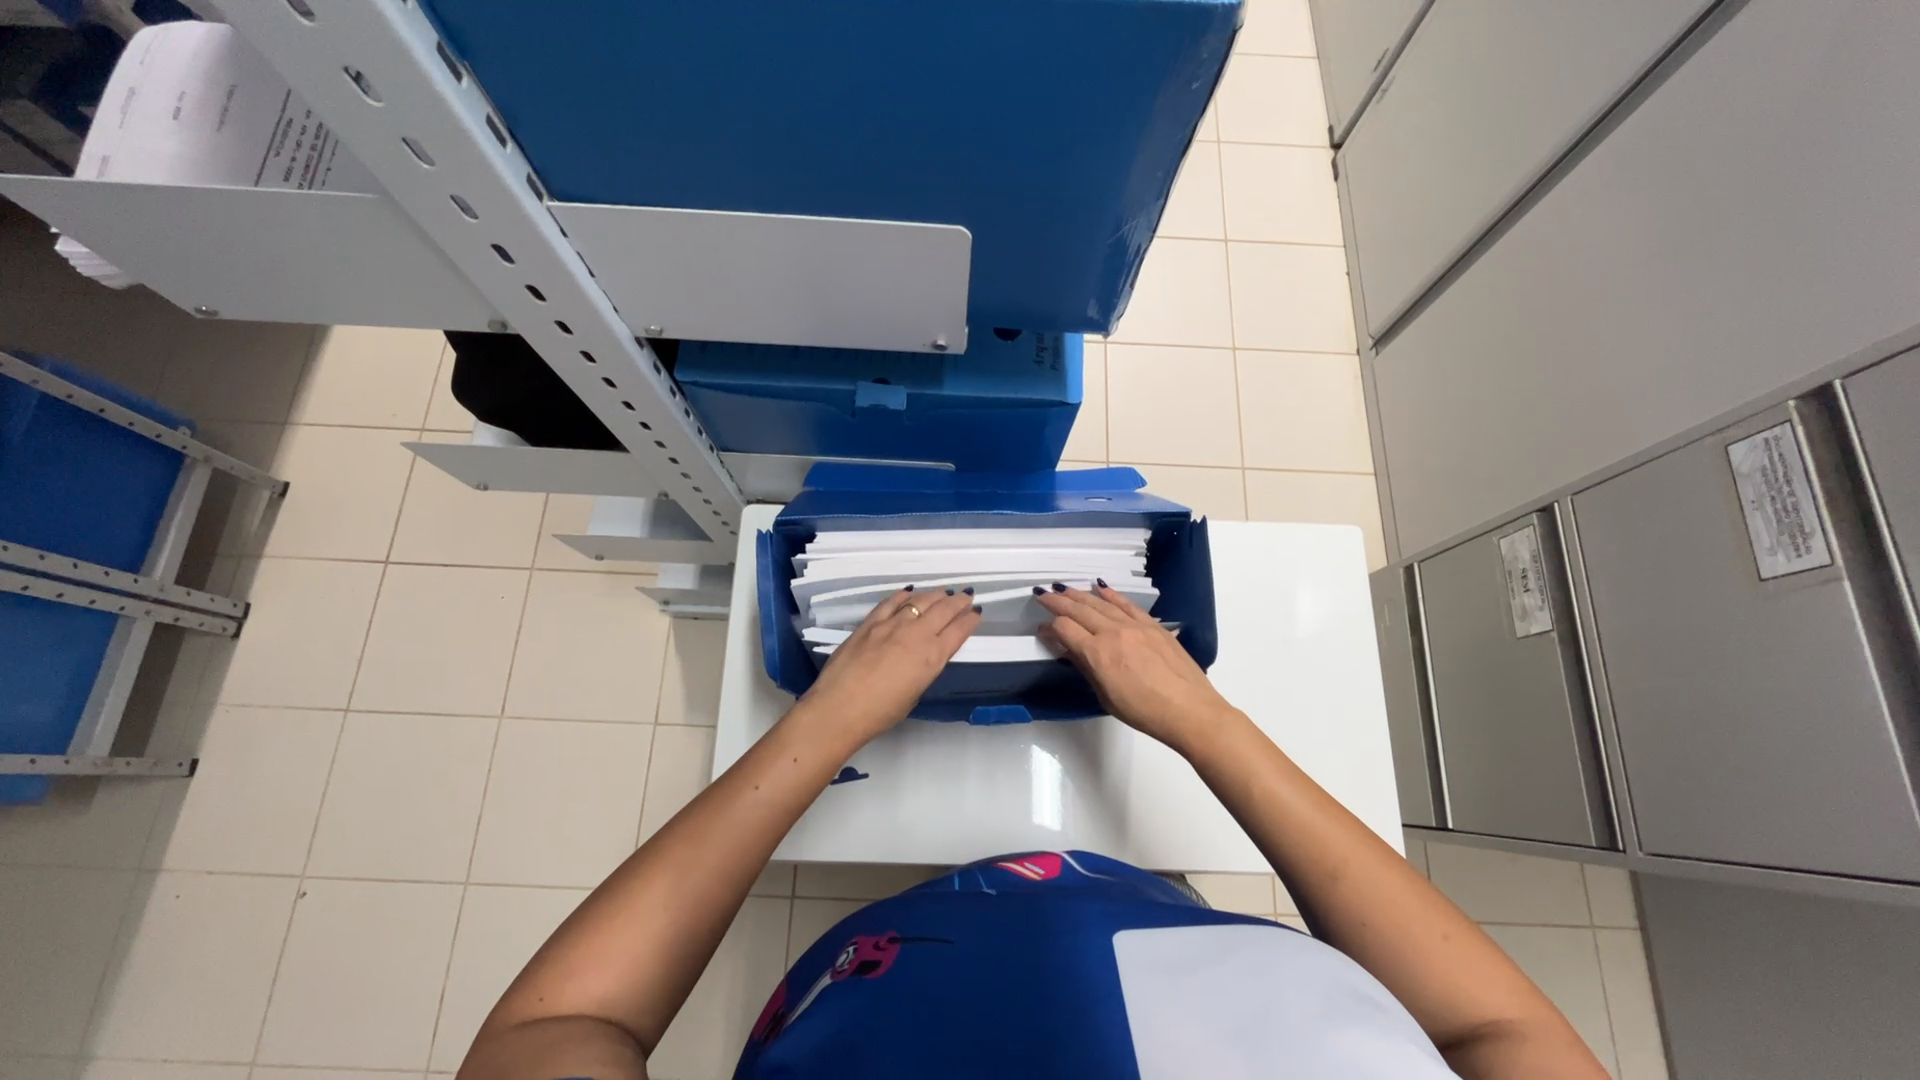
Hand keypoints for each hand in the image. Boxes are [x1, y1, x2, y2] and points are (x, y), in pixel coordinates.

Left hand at [794, 587, 981, 745]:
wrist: (840, 709)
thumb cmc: (881, 713)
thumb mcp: (915, 693)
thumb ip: (923, 668)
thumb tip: (924, 654)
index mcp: (932, 657)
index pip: (958, 631)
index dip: (970, 620)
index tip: (976, 612)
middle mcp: (916, 635)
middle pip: (943, 610)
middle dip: (958, 601)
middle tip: (966, 596)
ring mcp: (891, 625)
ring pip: (919, 601)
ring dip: (935, 595)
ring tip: (944, 592)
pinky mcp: (869, 623)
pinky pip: (891, 602)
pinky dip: (903, 595)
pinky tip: (910, 592)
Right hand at [1037, 584, 1240, 754]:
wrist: (1189, 710)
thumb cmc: (1144, 712)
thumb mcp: (1106, 696)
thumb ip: (1086, 668)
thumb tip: (1068, 649)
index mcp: (1097, 653)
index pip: (1065, 629)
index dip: (1049, 628)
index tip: (1042, 629)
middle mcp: (1113, 633)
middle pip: (1079, 610)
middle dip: (1058, 601)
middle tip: (1042, 594)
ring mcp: (1134, 626)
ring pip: (1101, 603)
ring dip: (1080, 595)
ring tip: (1065, 589)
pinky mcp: (1153, 626)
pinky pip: (1126, 604)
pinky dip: (1111, 595)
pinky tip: (1101, 589)